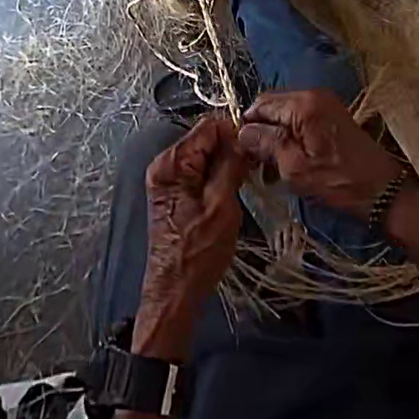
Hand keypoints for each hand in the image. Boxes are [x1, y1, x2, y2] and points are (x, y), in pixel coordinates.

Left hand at [138, 115, 247, 357]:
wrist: (176, 291)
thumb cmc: (199, 251)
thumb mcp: (221, 204)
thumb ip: (230, 164)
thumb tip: (241, 135)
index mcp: (171, 162)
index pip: (207, 127)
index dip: (233, 133)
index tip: (254, 150)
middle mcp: (164, 164)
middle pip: (204, 139)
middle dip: (230, 149)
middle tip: (251, 170)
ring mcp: (167, 178)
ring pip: (204, 155)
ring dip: (225, 163)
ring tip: (244, 181)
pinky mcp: (174, 191)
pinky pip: (199, 170)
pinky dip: (216, 175)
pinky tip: (231, 189)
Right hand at [236, 89, 399, 215]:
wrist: (386, 194)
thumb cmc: (340, 183)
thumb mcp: (296, 169)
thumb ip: (267, 145)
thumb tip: (241, 132)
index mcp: (304, 103)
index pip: (260, 104)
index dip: (247, 127)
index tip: (242, 153)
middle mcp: (313, 95)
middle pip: (272, 107)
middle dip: (260, 133)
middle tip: (255, 164)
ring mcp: (325, 105)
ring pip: (285, 115)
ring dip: (274, 138)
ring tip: (270, 170)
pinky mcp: (332, 117)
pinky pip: (300, 120)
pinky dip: (290, 138)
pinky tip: (287, 163)